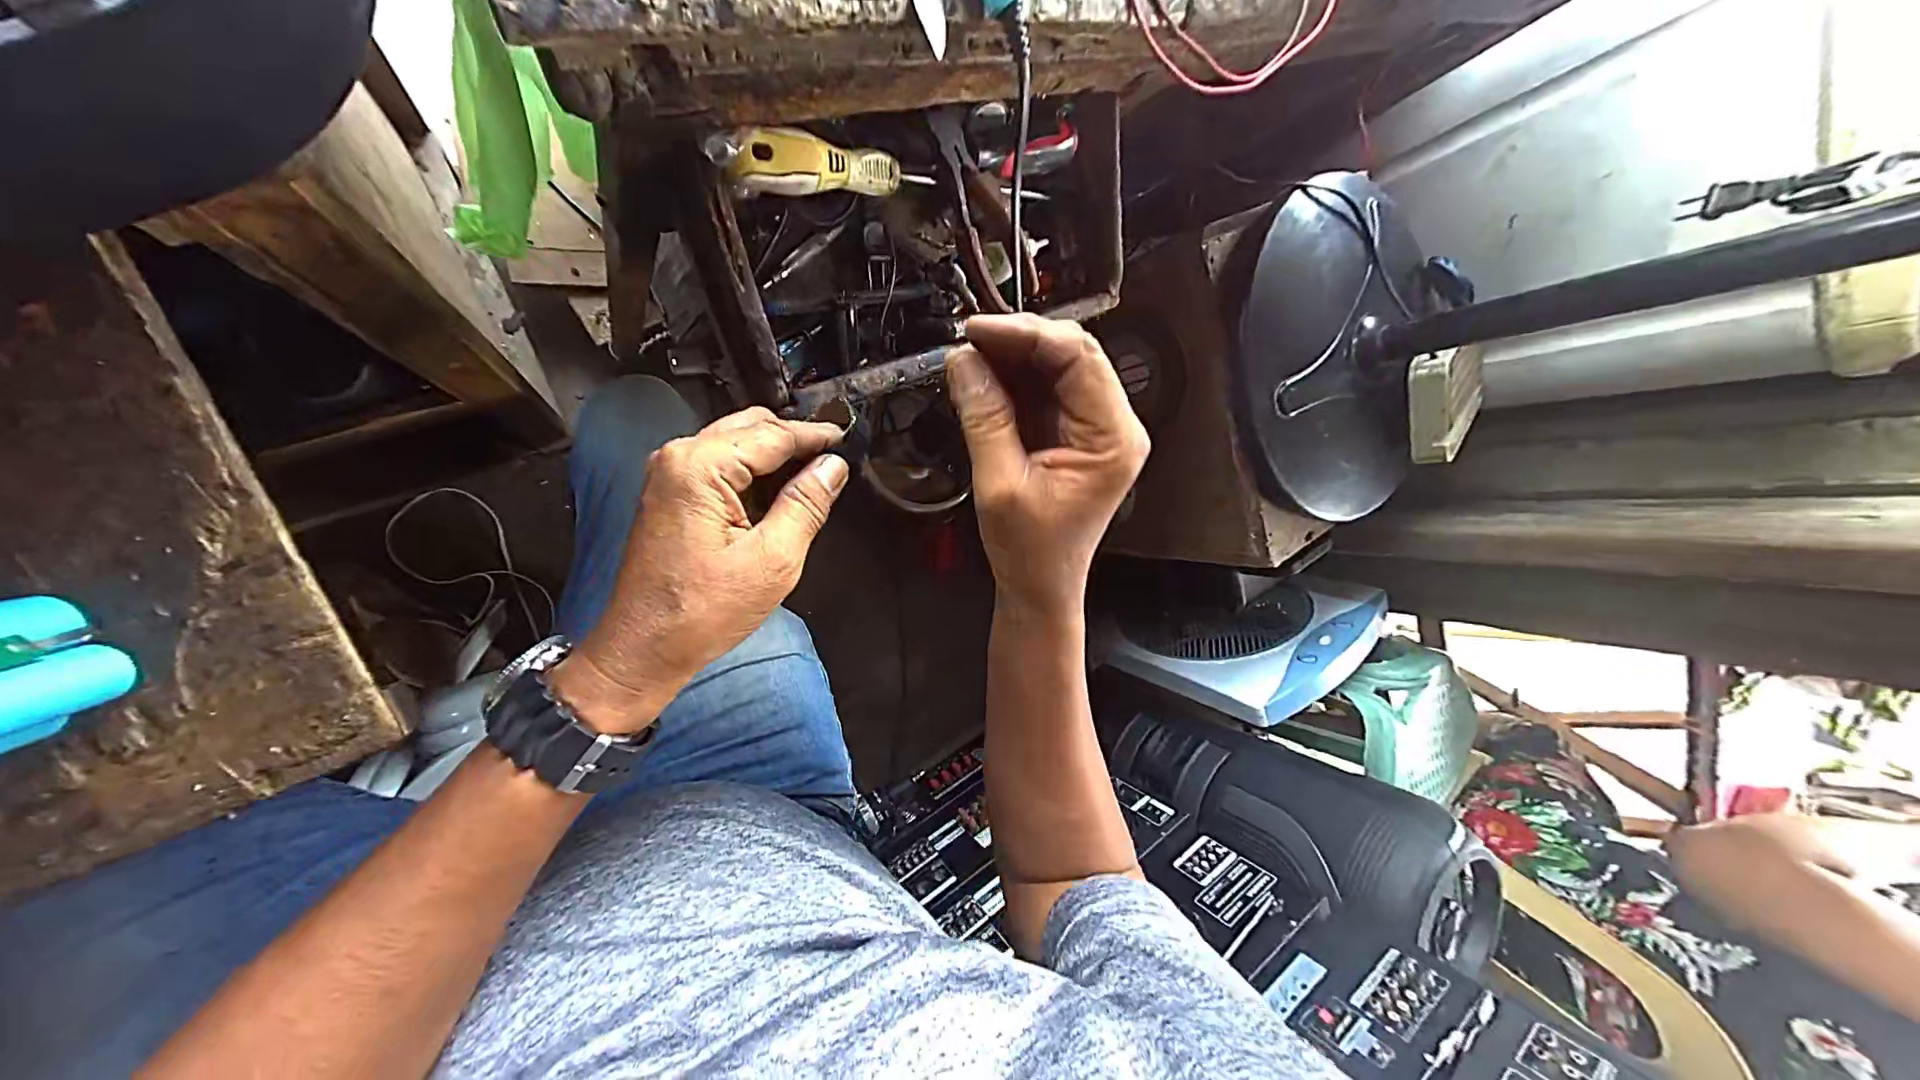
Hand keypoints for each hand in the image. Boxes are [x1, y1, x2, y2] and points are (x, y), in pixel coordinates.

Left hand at [549, 407, 848, 733]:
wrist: (645, 649)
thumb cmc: (698, 614)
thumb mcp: (774, 560)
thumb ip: (806, 504)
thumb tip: (832, 468)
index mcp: (699, 468)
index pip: (772, 434)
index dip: (816, 436)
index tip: (845, 438)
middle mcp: (677, 460)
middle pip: (751, 428)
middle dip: (795, 440)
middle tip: (833, 460)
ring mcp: (669, 476)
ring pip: (736, 443)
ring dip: (774, 455)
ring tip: (812, 478)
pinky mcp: (670, 495)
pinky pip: (720, 465)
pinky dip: (752, 472)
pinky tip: (777, 495)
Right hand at [946, 314, 1148, 620]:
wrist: (1040, 586)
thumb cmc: (1033, 553)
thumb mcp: (1000, 485)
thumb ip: (984, 419)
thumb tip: (965, 363)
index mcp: (1112, 439)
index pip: (1078, 359)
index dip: (1026, 335)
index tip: (979, 331)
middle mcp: (1113, 427)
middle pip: (1072, 354)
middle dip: (1018, 341)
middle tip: (969, 341)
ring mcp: (1094, 428)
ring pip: (1057, 366)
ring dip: (1013, 357)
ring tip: (970, 357)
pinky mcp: (1072, 432)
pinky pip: (1045, 388)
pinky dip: (1013, 378)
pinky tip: (984, 376)